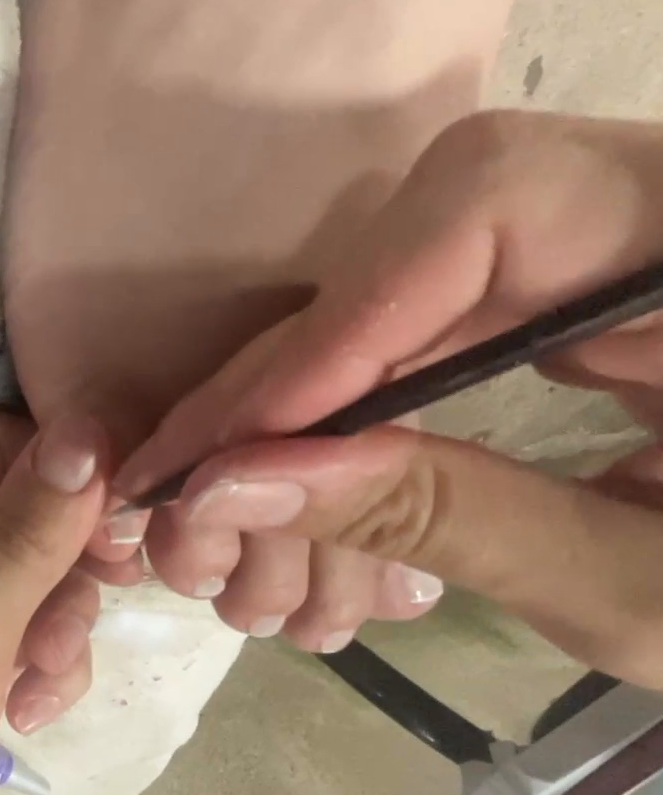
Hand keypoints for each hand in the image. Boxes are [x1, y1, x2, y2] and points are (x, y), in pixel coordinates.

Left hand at [0, 414, 107, 794]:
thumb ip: (22, 543)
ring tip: (34, 684)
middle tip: (99, 603)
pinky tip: (23, 716)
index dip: (71, 466)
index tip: (126, 520)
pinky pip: (28, 629)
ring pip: (41, 574)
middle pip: (31, 507)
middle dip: (70, 562)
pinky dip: (41, 667)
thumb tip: (85, 435)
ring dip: (59, 627)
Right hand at [115, 110, 662, 681]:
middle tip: (178, 511)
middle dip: (262, 410)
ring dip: (273, 437)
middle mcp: (649, 226)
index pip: (494, 203)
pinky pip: (399, 354)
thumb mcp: (646, 591)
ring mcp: (600, 268)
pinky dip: (326, 439)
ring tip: (220, 550)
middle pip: (389, 278)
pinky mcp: (553, 321)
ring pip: (370, 324)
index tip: (244, 447)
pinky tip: (287, 514)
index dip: (340, 319)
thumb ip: (442, 519)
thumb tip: (225, 487)